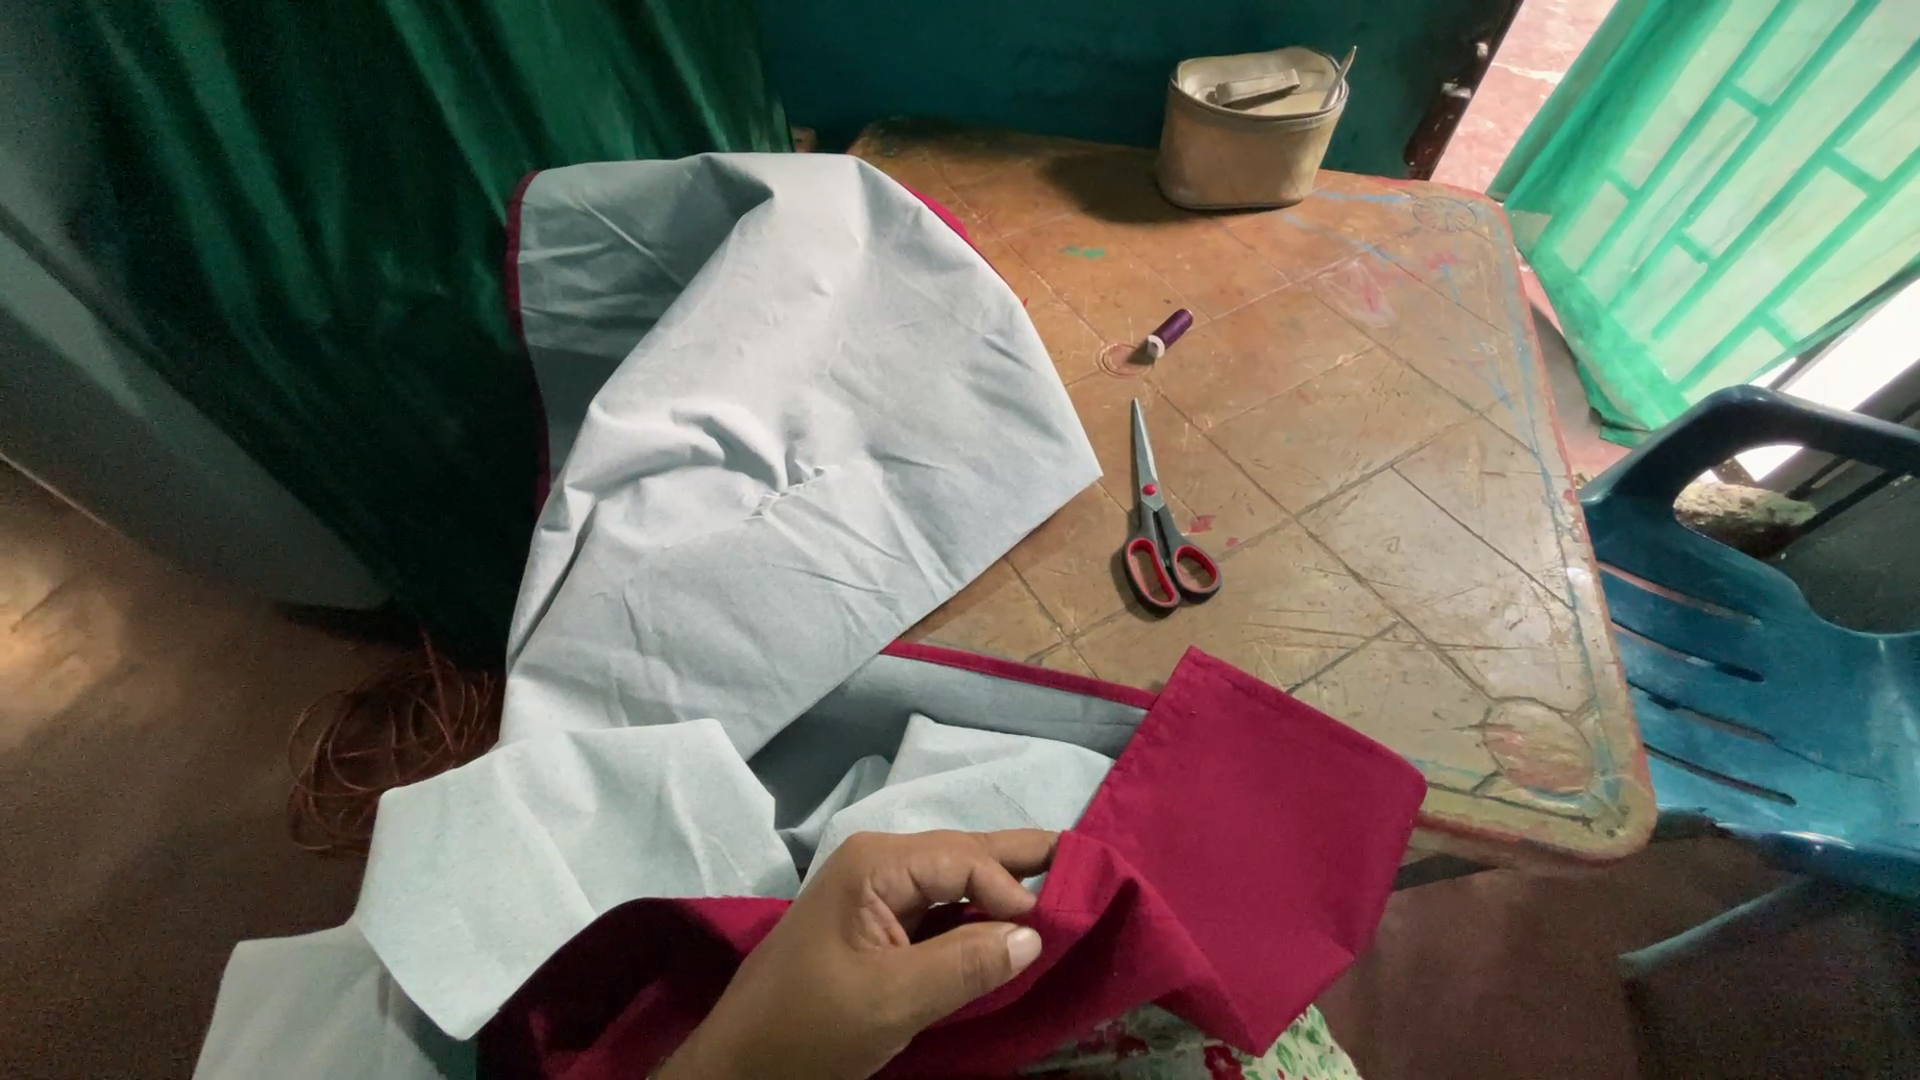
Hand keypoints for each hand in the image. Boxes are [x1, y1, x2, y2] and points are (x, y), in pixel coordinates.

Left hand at [657, 829, 1055, 1079]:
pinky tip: (1005, 916)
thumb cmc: (809, 1028)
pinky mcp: (878, 921)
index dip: (1009, 889)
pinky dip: (975, 911)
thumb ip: (966, 963)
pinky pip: (938, 905)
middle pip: (962, 852)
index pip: (963, 860)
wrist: (740, 1066)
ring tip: (1055, 876)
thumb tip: (1033, 934)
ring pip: (953, 876)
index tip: (1047, 931)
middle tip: (1078, 852)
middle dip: (1017, 856)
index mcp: (878, 862)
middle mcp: (880, 861)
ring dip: (999, 884)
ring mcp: (877, 889)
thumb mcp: (892, 1001)